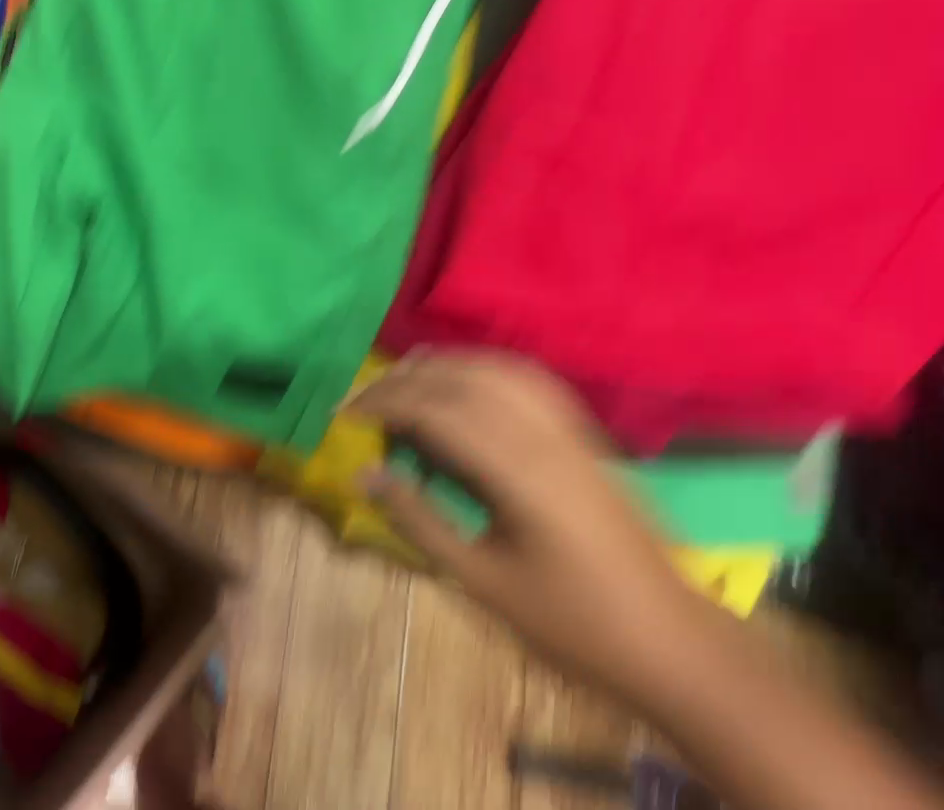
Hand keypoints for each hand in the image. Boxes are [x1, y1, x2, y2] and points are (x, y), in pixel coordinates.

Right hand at [345, 350, 710, 699]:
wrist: (674, 646)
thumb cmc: (571, 623)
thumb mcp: (480, 580)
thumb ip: (418, 520)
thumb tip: (361, 473)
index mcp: (521, 474)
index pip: (437, 410)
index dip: (381, 404)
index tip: (340, 415)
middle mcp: (548, 440)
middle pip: (464, 379)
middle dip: (403, 381)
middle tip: (361, 403)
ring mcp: (574, 436)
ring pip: (499, 371)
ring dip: (443, 368)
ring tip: (401, 386)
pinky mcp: (587, 441)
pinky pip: (530, 384)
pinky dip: (485, 373)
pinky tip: (462, 388)